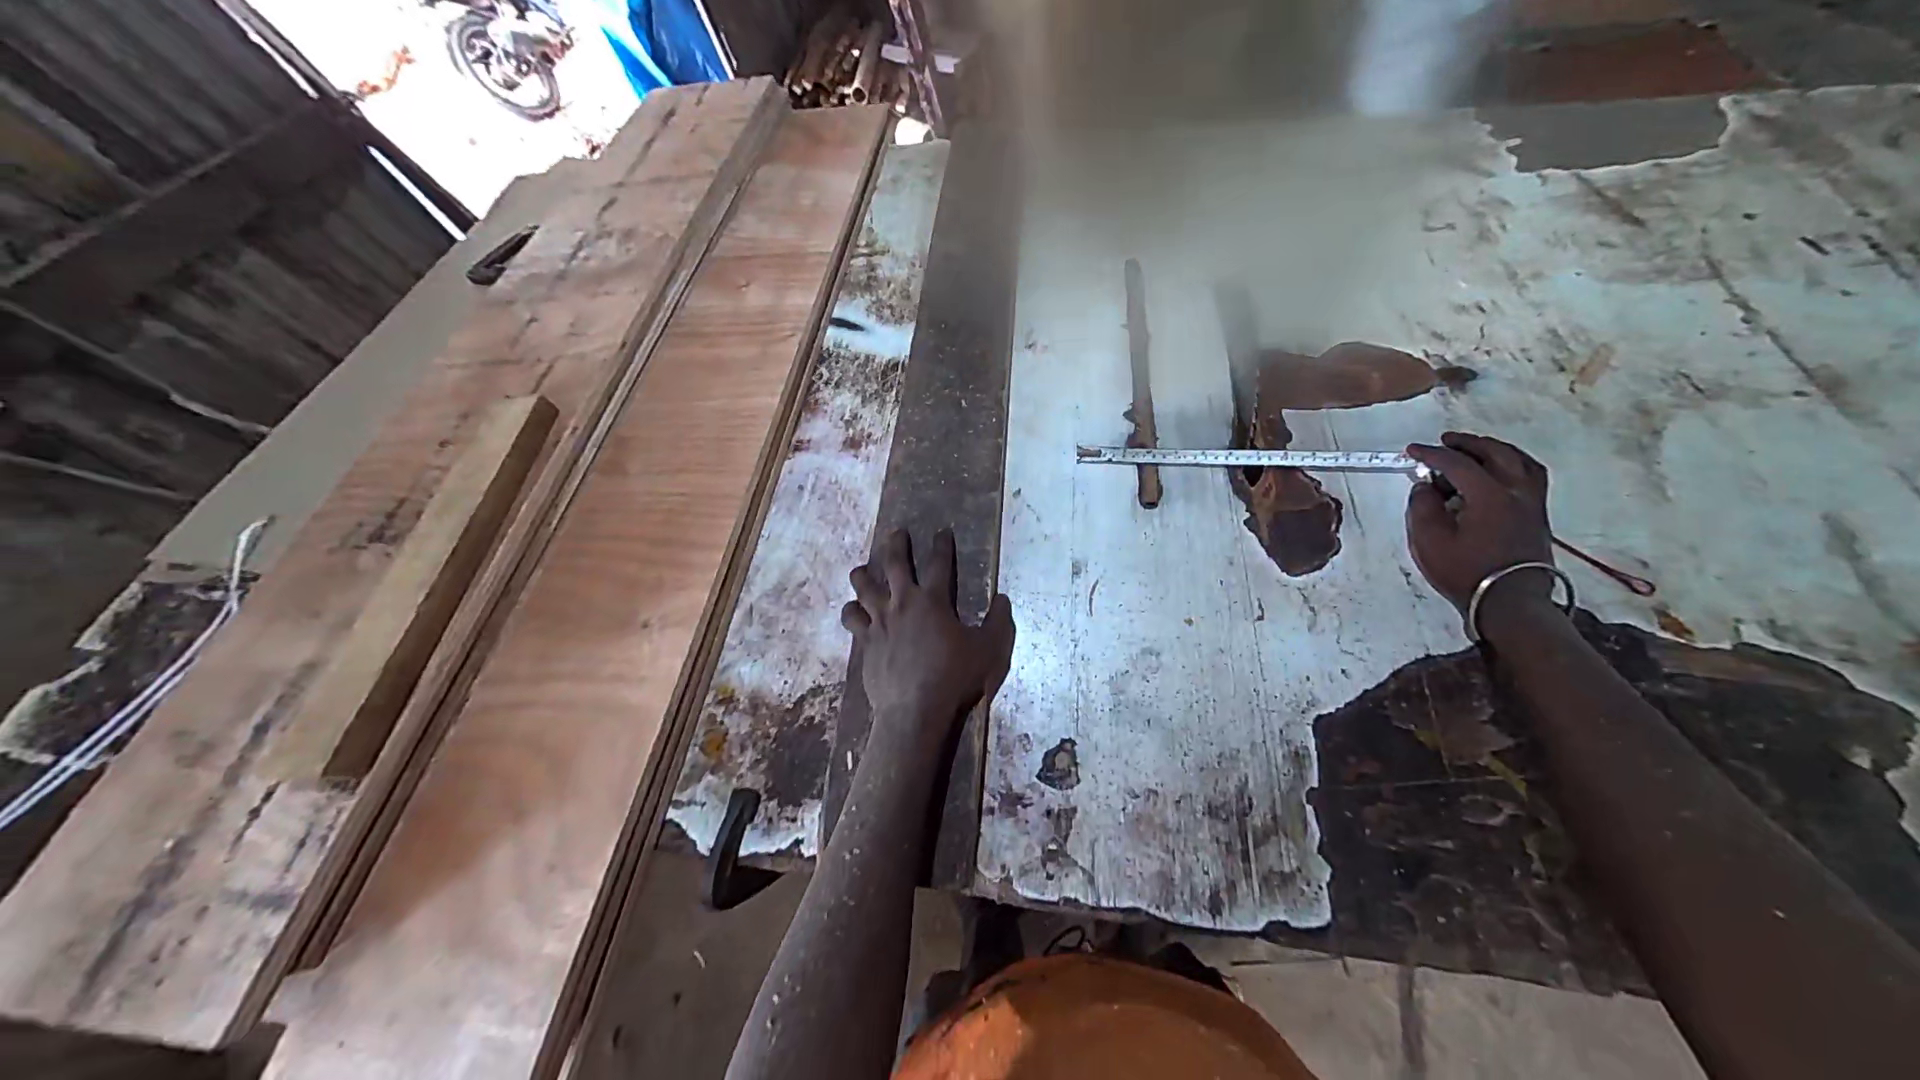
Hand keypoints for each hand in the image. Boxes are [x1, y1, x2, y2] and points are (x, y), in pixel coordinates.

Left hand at [842, 528, 1015, 755]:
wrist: (916, 710)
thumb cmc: (956, 678)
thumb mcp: (991, 650)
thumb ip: (999, 622)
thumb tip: (1003, 599)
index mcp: (934, 601)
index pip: (939, 563)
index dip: (941, 545)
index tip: (941, 532)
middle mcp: (903, 603)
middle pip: (894, 564)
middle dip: (896, 544)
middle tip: (896, 533)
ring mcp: (880, 622)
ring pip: (864, 587)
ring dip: (863, 574)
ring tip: (861, 569)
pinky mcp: (865, 643)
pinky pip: (852, 619)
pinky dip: (852, 611)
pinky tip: (852, 611)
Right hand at [1404, 432, 1554, 613]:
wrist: (1508, 601)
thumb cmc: (1465, 571)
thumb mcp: (1429, 541)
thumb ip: (1422, 507)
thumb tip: (1425, 488)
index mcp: (1489, 495)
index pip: (1458, 463)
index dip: (1432, 454)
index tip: (1412, 451)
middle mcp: (1517, 491)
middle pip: (1495, 453)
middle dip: (1467, 444)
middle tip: (1445, 441)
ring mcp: (1532, 503)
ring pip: (1518, 461)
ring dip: (1494, 450)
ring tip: (1475, 450)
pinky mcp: (1537, 515)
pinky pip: (1530, 475)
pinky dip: (1513, 464)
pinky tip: (1501, 471)